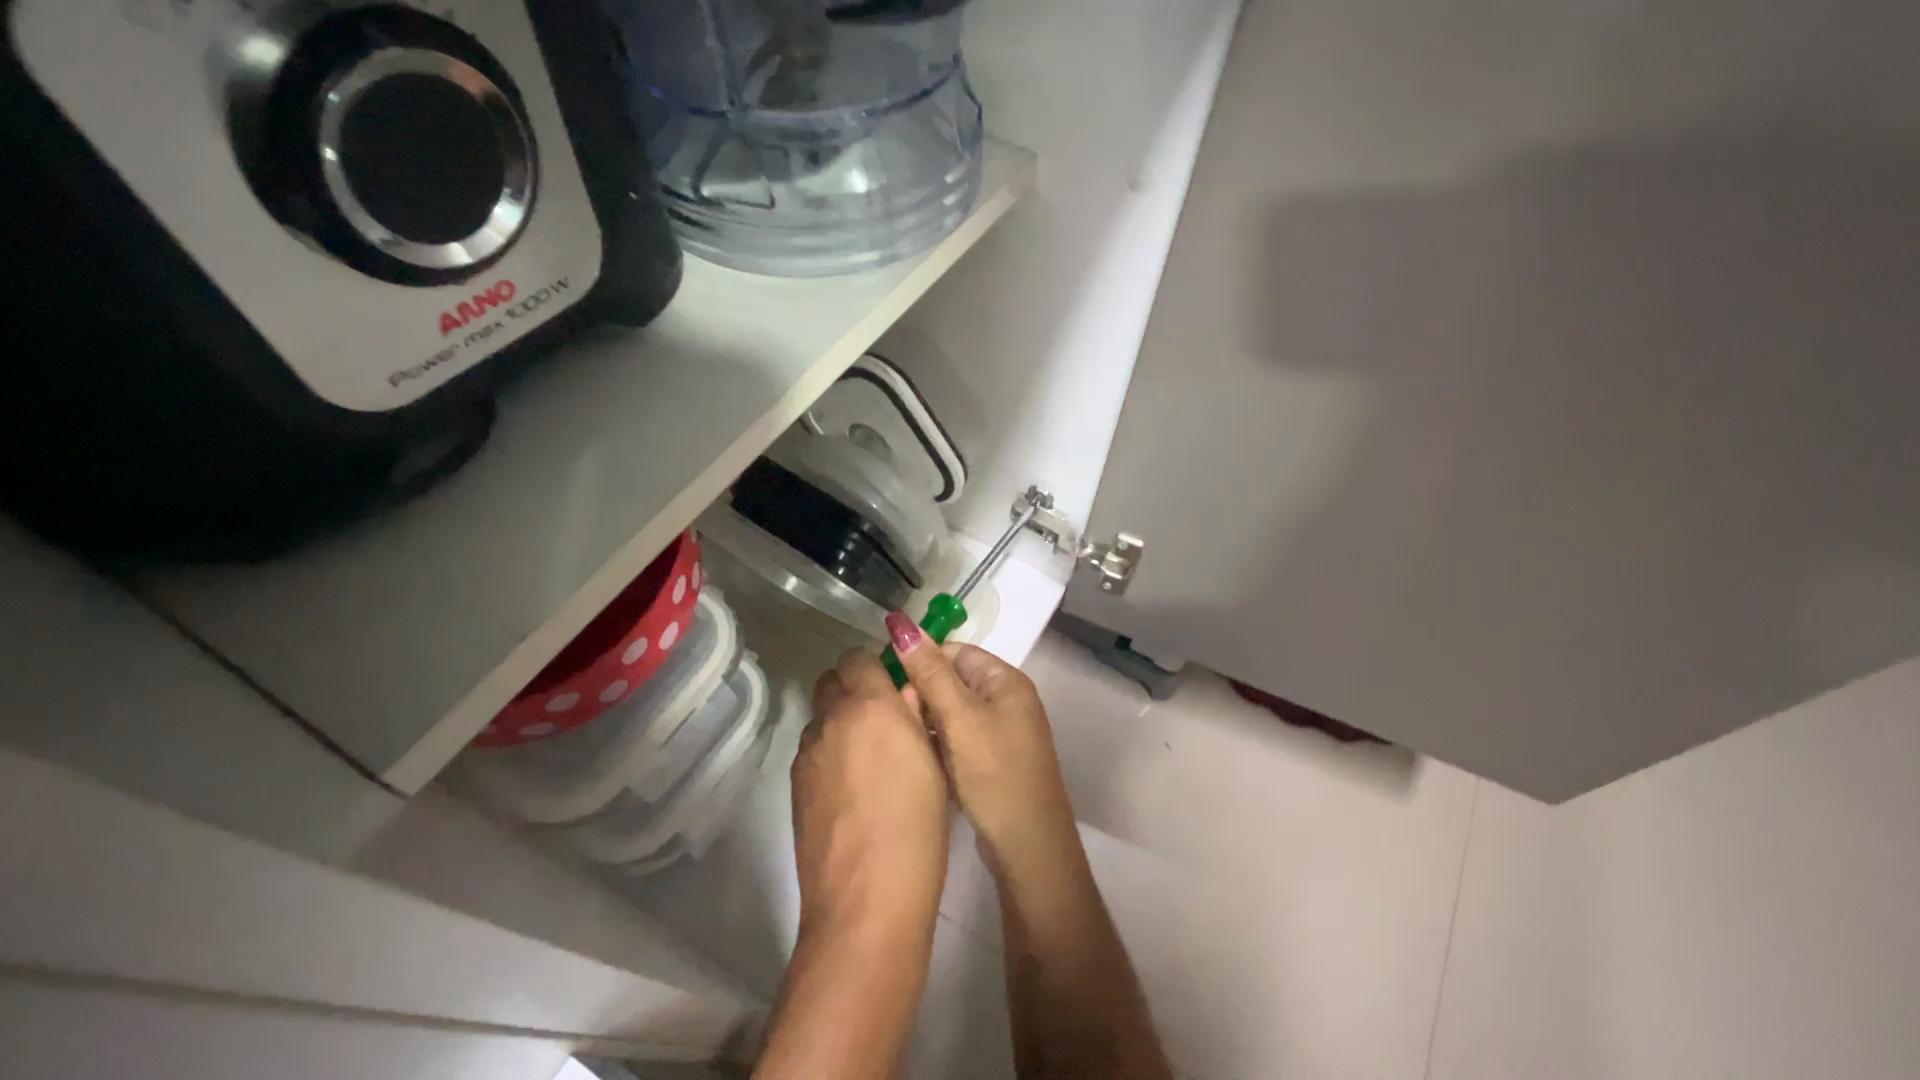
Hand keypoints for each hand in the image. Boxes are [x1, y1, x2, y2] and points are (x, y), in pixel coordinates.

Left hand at [790, 648, 950, 943]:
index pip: (858, 657)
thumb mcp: (934, 763)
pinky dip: (831, 755)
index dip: (877, 668)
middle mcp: (830, 720)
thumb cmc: (917, 828)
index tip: (898, 688)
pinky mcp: (795, 786)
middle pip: (832, 681)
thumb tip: (905, 694)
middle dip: (854, 688)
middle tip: (886, 719)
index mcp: (869, 706)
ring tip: (871, 762)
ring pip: (821, 718)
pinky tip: (853, 792)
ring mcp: (807, 754)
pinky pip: (814, 751)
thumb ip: (916, 717)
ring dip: (842, 723)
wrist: (866, 900)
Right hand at [885, 614, 1077, 867]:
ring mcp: (1001, 732)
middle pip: (951, 681)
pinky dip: (937, 743)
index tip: (886, 683)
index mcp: (1006, 680)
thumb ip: (928, 671)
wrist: (1028, 844)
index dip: (919, 661)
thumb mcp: (959, 718)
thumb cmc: (995, 773)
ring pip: (951, 713)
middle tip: (892, 717)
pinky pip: (958, 739)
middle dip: (920, 694)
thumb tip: (900, 623)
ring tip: (899, 738)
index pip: (953, 651)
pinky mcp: (993, 761)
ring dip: (926, 720)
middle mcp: (1007, 700)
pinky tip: (917, 759)